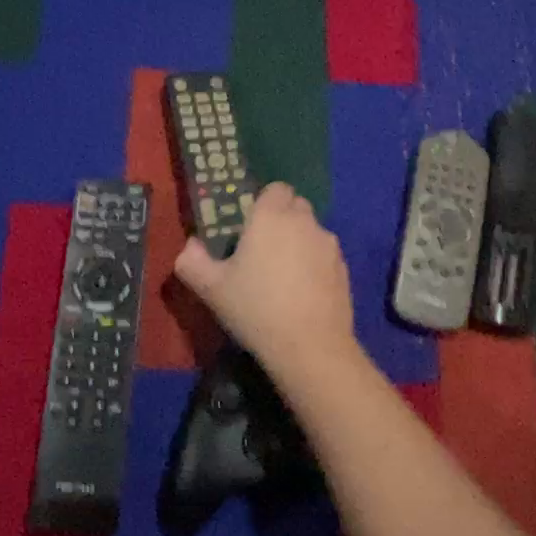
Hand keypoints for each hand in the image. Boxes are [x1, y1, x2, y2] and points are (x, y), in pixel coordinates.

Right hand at [173, 182, 356, 367]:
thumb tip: (191, 246)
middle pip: (295, 206)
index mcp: (271, 217)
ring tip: (283, 276)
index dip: (262, 203)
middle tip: (261, 251)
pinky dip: (315, 265)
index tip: (248, 227)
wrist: (310, 346)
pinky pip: (325, 255)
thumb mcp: (211, 289)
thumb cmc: (256, 309)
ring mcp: (329, 245)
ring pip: (312, 231)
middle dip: (281, 219)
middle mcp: (304, 222)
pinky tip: (303, 293)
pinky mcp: (344, 269)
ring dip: (299, 242)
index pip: (274, 188)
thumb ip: (192, 262)